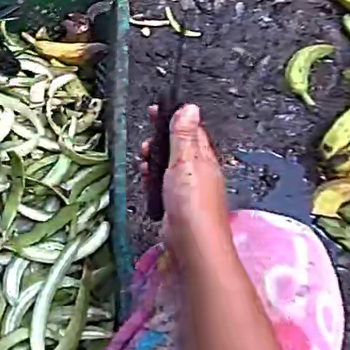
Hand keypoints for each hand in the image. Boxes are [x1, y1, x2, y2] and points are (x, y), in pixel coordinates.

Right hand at [141, 103, 230, 260]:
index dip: (174, 118)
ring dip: (153, 162)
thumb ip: (183, 135)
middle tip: (145, 147)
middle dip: (158, 143)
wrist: (191, 242)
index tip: (155, 111)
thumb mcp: (185, 160)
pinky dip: (153, 180)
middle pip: (177, 148)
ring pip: (167, 166)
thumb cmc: (191, 201)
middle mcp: (199, 171)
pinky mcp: (176, 203)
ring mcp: (188, 188)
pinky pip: (163, 184)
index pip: (191, 130)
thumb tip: (190, 107)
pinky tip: (147, 184)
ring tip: (144, 165)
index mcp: (205, 157)